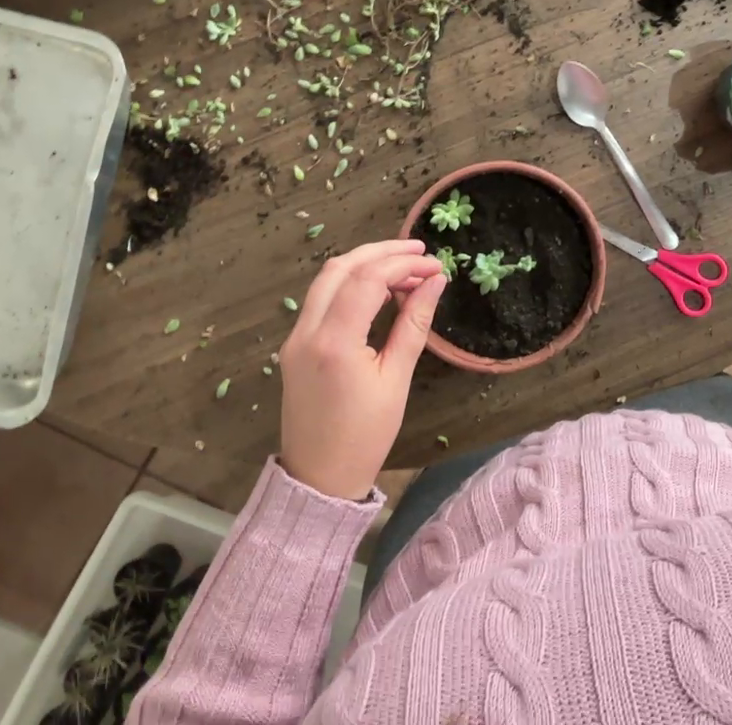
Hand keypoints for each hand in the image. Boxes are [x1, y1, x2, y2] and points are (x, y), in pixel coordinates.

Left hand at [277, 240, 446, 500]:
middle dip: (381, 252)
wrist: (319, 478)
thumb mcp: (396, 379)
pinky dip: (351, 284)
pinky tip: (379, 291)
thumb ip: (414, 324)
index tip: (436, 267)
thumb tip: (435, 282)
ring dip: (364, 264)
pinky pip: (321, 300)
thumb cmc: (366, 435)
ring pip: (326, 280)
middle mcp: (306, 331)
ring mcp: (295, 338)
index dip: (403, 265)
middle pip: (340, 268)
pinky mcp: (295, 346)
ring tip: (405, 267)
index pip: (367, 280)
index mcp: (333, 342)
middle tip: (420, 252)